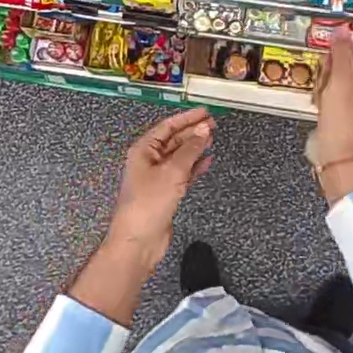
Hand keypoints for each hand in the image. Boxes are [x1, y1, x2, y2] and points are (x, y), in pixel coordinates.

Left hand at [107, 108, 214, 267]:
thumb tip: (204, 128)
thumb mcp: (172, 171)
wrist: (139, 240)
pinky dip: (195, 166)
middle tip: (213, 124)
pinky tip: (207, 161)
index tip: (205, 112)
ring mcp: (157, 177)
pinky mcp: (166, 192)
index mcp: (143, 149)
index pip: (167, 126)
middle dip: (193, 131)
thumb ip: (190, 149)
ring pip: (179, 156)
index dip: (187, 118)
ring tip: (212, 139)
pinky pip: (182, 173)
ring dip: (195, 148)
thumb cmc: (149, 202)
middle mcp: (149, 160)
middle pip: (174, 140)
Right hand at [312, 36, 352, 199]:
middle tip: (327, 77)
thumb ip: (341, 53)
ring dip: (326, 82)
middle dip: (333, 70)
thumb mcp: (342, 80)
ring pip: (337, 79)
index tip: (333, 50)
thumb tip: (342, 33)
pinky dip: (323, 94)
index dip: (347, 50)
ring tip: (323, 94)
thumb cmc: (345, 122)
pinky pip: (330, 93)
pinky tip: (320, 102)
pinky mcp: (341, 112)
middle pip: (350, 66)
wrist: (334, 154)